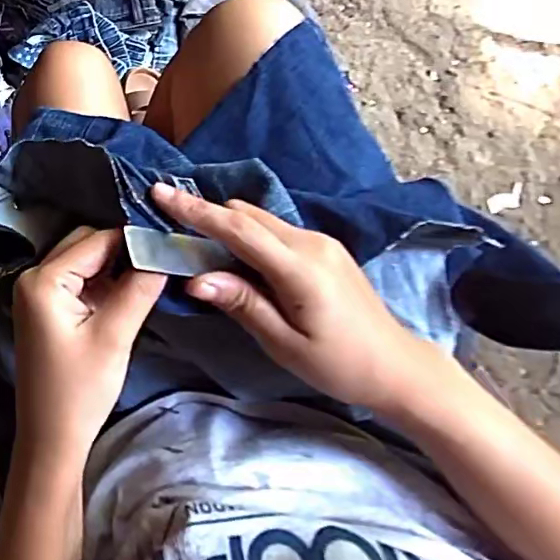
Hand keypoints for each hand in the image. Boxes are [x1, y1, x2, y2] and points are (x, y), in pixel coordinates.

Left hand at [12, 226, 166, 457]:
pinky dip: (102, 283)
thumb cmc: (80, 390)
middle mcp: (33, 278)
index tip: (167, 241)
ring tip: (149, 276)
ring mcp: (36, 294)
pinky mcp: (45, 309)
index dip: (132, 239)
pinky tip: (127, 294)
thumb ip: (138, 288)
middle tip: (159, 261)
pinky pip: (77, 281)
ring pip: (83, 262)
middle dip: (122, 251)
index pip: (95, 240)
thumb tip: (161, 252)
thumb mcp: (114, 336)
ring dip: (113, 267)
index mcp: (43, 280)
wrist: (52, 438)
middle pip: (85, 244)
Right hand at [151, 183, 466, 418]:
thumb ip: (242, 303)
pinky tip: (231, 253)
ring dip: (225, 223)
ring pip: (260, 219)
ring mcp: (320, 242)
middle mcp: (310, 243)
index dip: (195, 210)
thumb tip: (195, 278)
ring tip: (192, 237)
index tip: (160, 192)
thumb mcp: (284, 343)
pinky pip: (274, 229)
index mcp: (300, 269)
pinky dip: (246, 233)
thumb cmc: (339, 365)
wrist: (398, 366)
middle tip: (166, 217)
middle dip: (205, 212)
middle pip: (246, 215)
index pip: (237, 228)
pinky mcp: (323, 248)